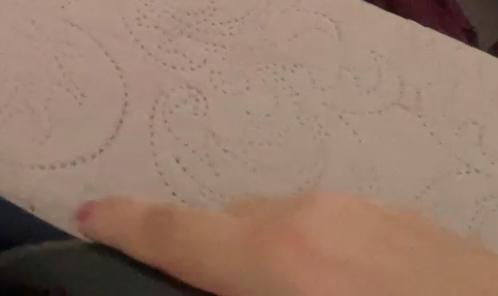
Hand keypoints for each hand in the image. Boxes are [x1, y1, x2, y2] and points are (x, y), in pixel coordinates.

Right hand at [77, 191, 497, 295]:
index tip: (84, 215)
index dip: (123, 221)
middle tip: (209, 293)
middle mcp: (314, 216)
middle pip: (228, 223)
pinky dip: (318, 256)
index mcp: (280, 260)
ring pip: (283, 223)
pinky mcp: (413, 220)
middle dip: (206, 258)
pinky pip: (335, 229)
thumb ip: (235, 285)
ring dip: (266, 260)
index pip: (177, 230)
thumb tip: (208, 277)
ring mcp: (369, 210)